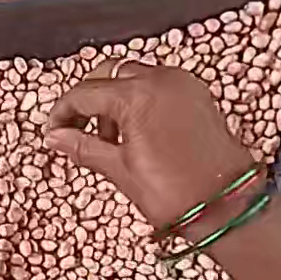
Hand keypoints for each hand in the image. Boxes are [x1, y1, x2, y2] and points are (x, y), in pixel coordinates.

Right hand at [43, 58, 259, 229]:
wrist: (227, 205)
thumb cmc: (174, 193)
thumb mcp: (118, 169)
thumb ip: (83, 146)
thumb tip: (55, 137)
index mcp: (137, 96)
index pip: (84, 93)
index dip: (62, 113)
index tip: (53, 132)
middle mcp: (161, 80)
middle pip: (107, 74)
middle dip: (86, 101)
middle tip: (73, 131)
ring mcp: (182, 84)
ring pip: (130, 77)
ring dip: (111, 100)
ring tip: (105, 139)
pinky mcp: (195, 94)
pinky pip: (155, 85)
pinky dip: (136, 100)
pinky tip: (131, 131)